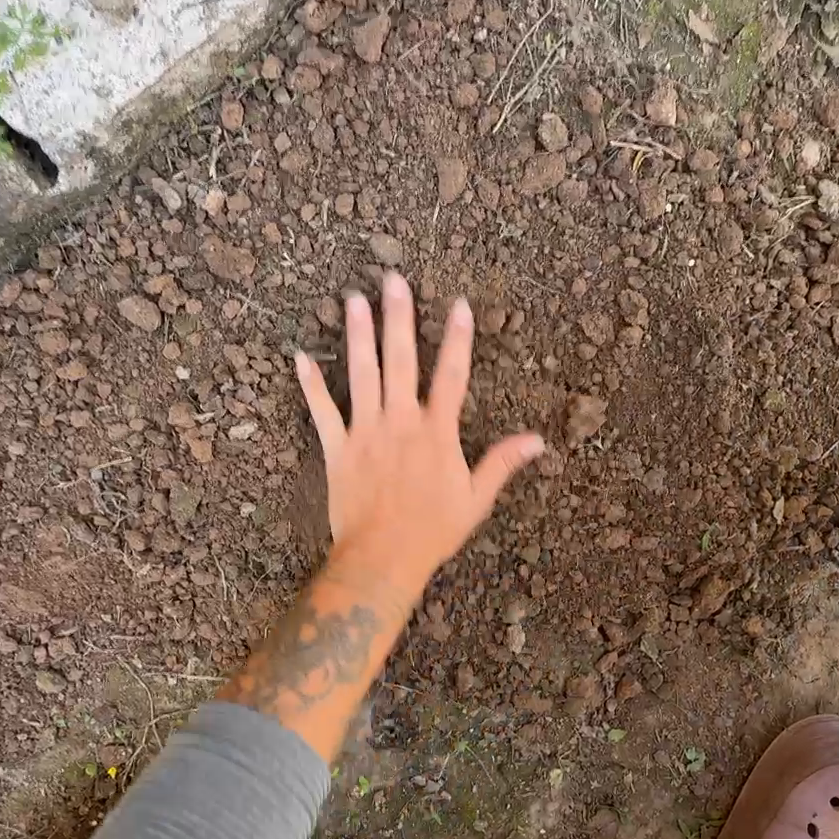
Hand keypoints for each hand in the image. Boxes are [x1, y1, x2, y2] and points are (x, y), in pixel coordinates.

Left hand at [294, 271, 543, 596]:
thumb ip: (502, 463)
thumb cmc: (432, 531)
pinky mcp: (337, 449)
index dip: (458, 339)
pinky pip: (322, 411)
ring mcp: (366, 432)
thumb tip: (538, 441)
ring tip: (353, 299)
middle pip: (401, 361)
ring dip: (358, 335)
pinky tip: (300, 356)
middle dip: (399, 318)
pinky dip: (311, 385)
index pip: (452, 375)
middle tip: (392, 279)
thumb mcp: (476, 499)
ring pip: (362, 374)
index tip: (459, 304)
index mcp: (436, 433)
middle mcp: (400, 422)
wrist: (381, 559)